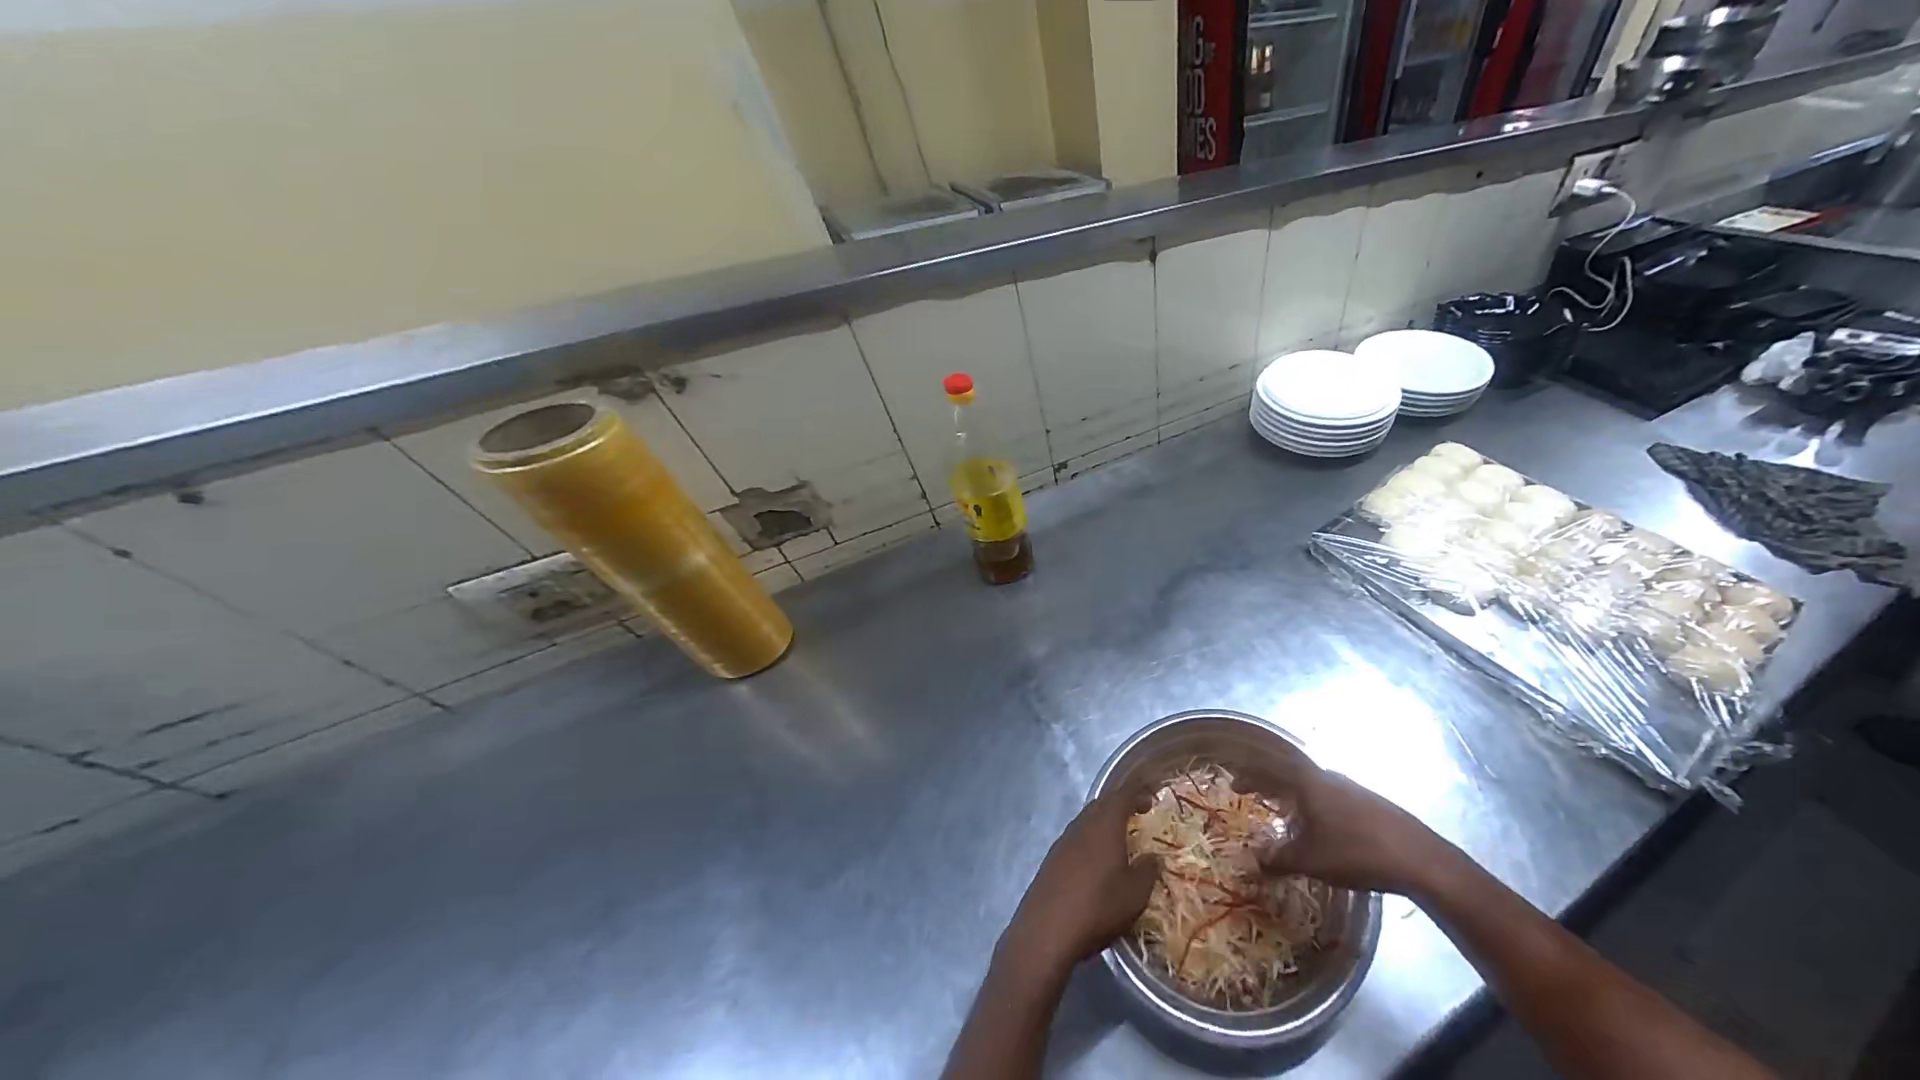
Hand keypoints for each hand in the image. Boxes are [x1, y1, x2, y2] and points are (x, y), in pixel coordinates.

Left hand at [1002, 784, 1160, 972]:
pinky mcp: (1051, 860)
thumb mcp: (1135, 893)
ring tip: (1119, 836)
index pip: (1121, 797)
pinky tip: (1095, 859)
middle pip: (1101, 804)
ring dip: (1103, 822)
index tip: (1151, 799)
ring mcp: (1062, 842)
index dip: (1137, 793)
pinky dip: (1090, 839)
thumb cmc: (1098, 907)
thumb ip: (1147, 870)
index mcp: (1103, 826)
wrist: (1046, 930)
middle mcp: (1081, 826)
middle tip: (1137, 814)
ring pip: (1086, 821)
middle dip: (1119, 804)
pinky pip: (1076, 838)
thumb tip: (1152, 856)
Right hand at [1240, 745, 1459, 897]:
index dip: (1248, 776)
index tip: (1233, 785)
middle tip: (1255, 794)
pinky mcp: (1372, 803)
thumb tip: (1252, 860)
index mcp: (1308, 782)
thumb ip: (1277, 858)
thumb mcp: (1310, 860)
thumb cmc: (1357, 853)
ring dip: (1294, 793)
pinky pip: (1331, 794)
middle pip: (1290, 771)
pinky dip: (1315, 802)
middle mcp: (1328, 777)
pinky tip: (1321, 824)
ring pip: (1313, 783)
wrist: (1423, 861)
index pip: (1268, 769)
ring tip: (1286, 811)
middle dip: (1270, 782)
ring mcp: (1353, 788)